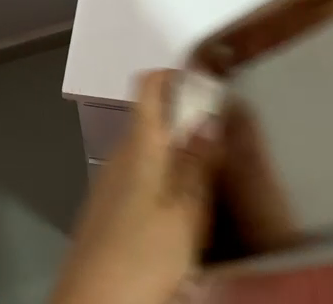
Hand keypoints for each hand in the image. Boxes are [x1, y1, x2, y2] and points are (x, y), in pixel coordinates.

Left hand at [51, 70, 218, 303]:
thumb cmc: (141, 256)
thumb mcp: (184, 215)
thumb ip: (197, 165)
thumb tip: (208, 116)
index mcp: (140, 145)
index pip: (149, 85)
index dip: (175, 75)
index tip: (207, 82)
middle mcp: (120, 155)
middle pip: (152, 119)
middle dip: (187, 120)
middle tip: (225, 137)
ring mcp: (109, 184)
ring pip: (148, 151)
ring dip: (179, 155)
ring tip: (213, 176)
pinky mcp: (107, 212)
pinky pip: (141, 179)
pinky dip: (165, 182)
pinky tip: (184, 212)